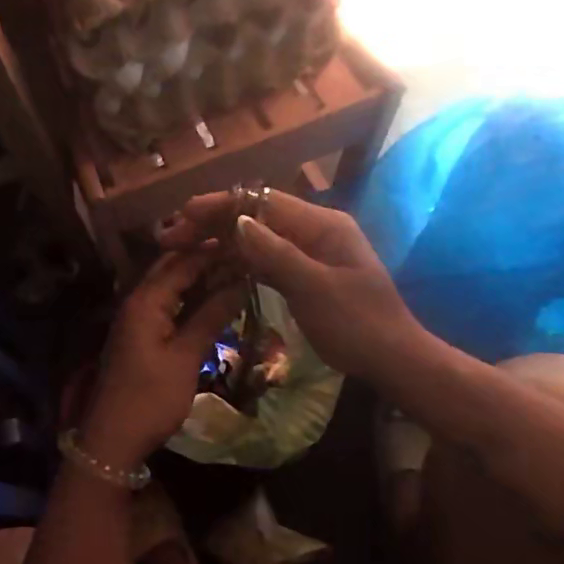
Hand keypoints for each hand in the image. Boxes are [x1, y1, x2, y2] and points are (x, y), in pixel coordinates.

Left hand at [80, 248, 243, 469]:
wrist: (114, 436)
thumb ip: (211, 317)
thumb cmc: (151, 397)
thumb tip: (240, 282)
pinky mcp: (140, 336)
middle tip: (245, 254)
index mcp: (145, 301)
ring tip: (239, 273)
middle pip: (173, 270)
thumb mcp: (185, 357)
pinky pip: (167, 307)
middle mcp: (136, 302)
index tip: (248, 240)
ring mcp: (136, 319)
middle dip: (206, 260)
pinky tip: (215, 302)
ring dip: (200, 280)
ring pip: (170, 288)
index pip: (182, 261)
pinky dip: (190, 301)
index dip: (214, 250)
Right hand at [159, 191, 432, 382]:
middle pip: (255, 217)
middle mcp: (313, 231)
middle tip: (171, 236)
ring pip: (254, 239)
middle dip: (212, 223)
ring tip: (181, 249)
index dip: (220, 206)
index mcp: (322, 225)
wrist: (393, 360)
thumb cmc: (358, 323)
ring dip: (219, 241)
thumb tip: (238, 221)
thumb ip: (276, 253)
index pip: (262, 202)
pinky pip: (262, 260)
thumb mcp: (315, 288)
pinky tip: (211, 268)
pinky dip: (236, 261)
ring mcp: (308, 253)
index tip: (183, 215)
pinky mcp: (301, 275)